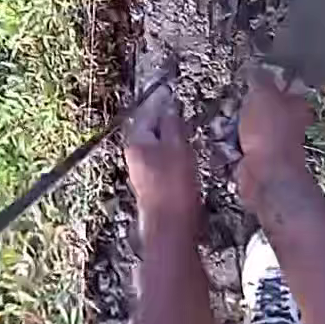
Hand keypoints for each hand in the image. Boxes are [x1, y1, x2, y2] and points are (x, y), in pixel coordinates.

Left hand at [125, 84, 200, 231]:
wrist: (171, 228)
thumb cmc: (174, 186)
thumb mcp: (177, 147)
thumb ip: (172, 125)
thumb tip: (169, 108)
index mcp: (136, 143)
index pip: (146, 114)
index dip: (161, 104)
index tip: (172, 95)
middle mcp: (134, 157)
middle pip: (151, 131)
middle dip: (168, 124)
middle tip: (185, 119)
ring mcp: (142, 172)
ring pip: (158, 148)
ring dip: (173, 142)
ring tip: (189, 140)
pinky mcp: (153, 186)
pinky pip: (163, 163)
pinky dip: (175, 158)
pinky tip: (188, 163)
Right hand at [236, 65, 315, 212]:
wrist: (264, 174)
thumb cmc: (270, 133)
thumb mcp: (263, 94)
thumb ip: (258, 79)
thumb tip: (254, 67)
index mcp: (293, 106)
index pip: (281, 87)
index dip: (265, 83)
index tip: (248, 80)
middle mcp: (283, 125)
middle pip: (257, 107)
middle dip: (241, 108)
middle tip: (233, 107)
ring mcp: (267, 143)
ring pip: (242, 127)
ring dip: (230, 128)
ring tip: (227, 129)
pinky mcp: (252, 160)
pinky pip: (233, 146)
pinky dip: (227, 146)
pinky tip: (227, 146)